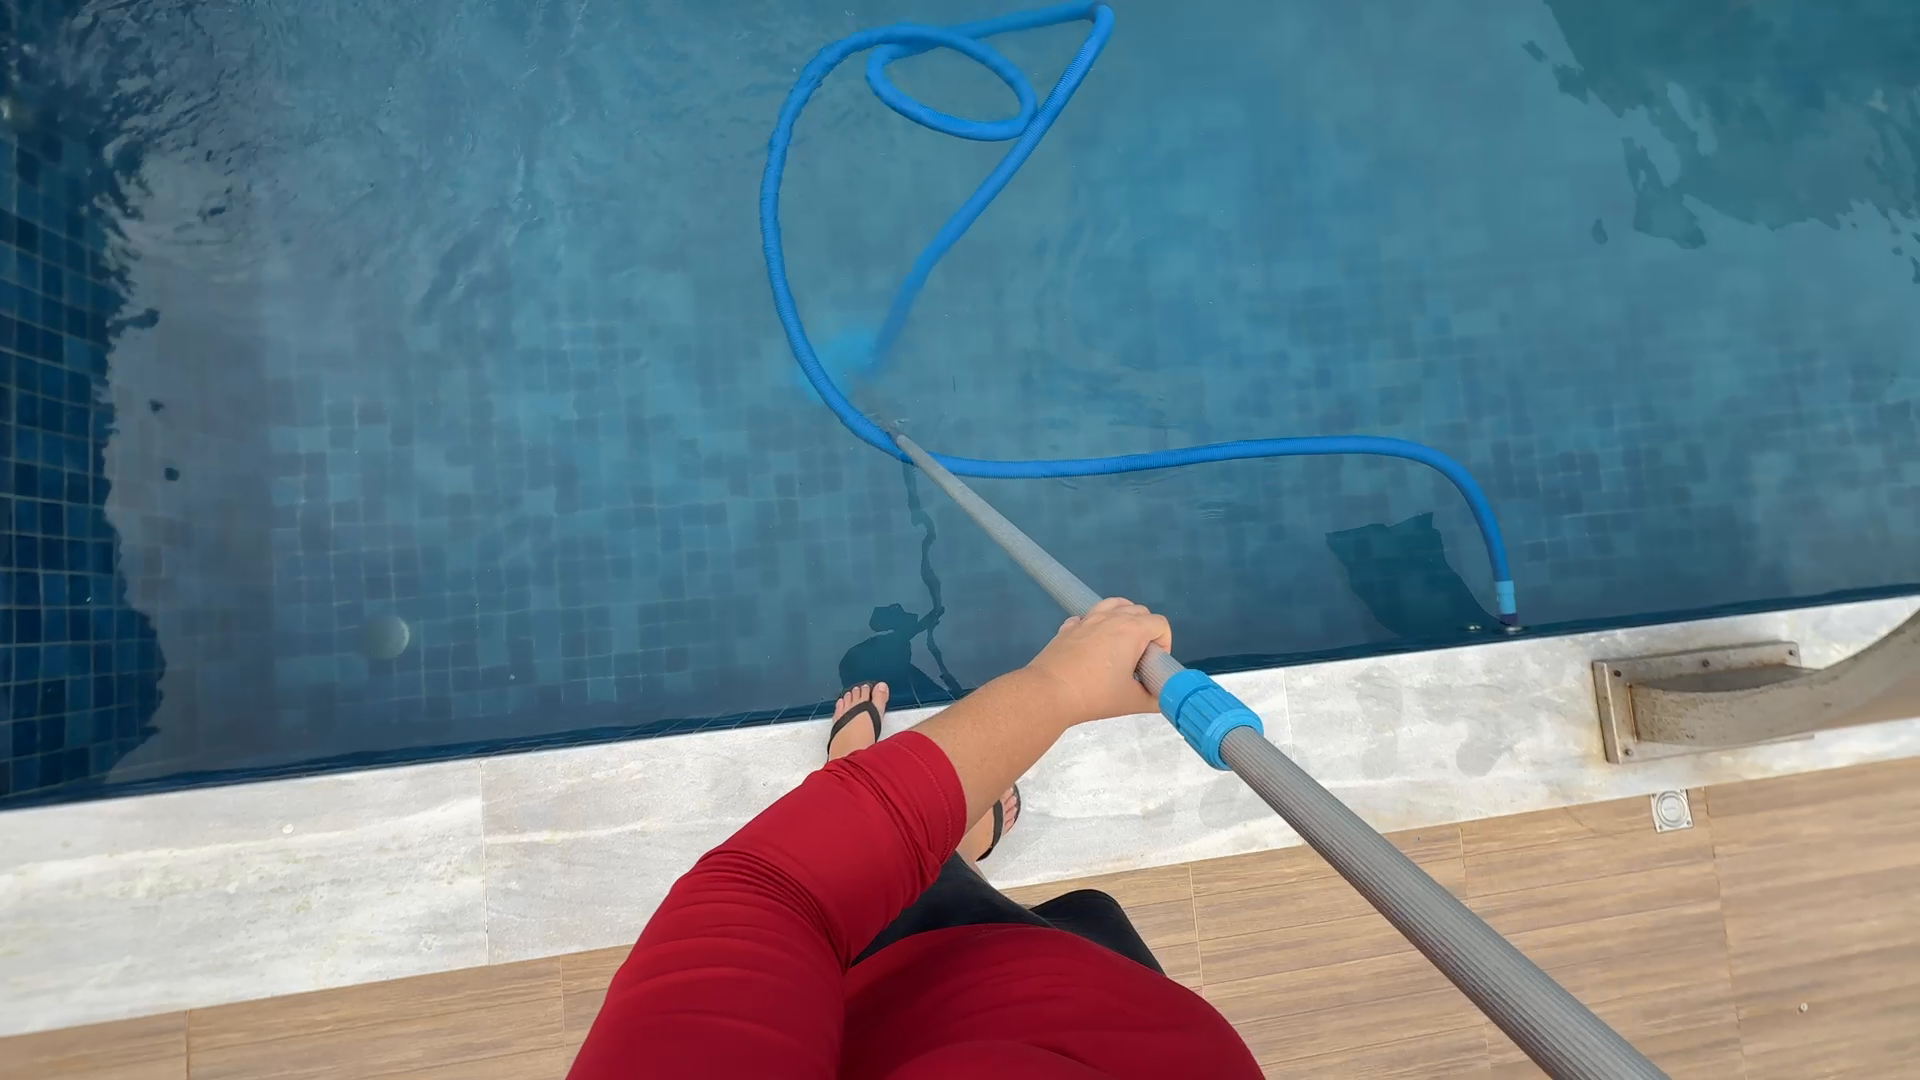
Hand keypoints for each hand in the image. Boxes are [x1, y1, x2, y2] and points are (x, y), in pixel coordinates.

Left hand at [1021, 597, 1171, 726]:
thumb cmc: (1095, 695)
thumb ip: (1155, 699)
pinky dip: (1095, 625)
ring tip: (1121, 643)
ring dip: (1123, 618)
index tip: (1155, 663)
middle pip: (1139, 610)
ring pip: (1113, 604)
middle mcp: (1110, 618)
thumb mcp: (1133, 702)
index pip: (1160, 623)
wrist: (1050, 692)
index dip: (1165, 643)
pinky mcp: (1067, 627)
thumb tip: (1164, 699)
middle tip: (1141, 658)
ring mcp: (1086, 619)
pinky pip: (1088, 617)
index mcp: (1131, 630)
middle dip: (1147, 630)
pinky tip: (1093, 646)